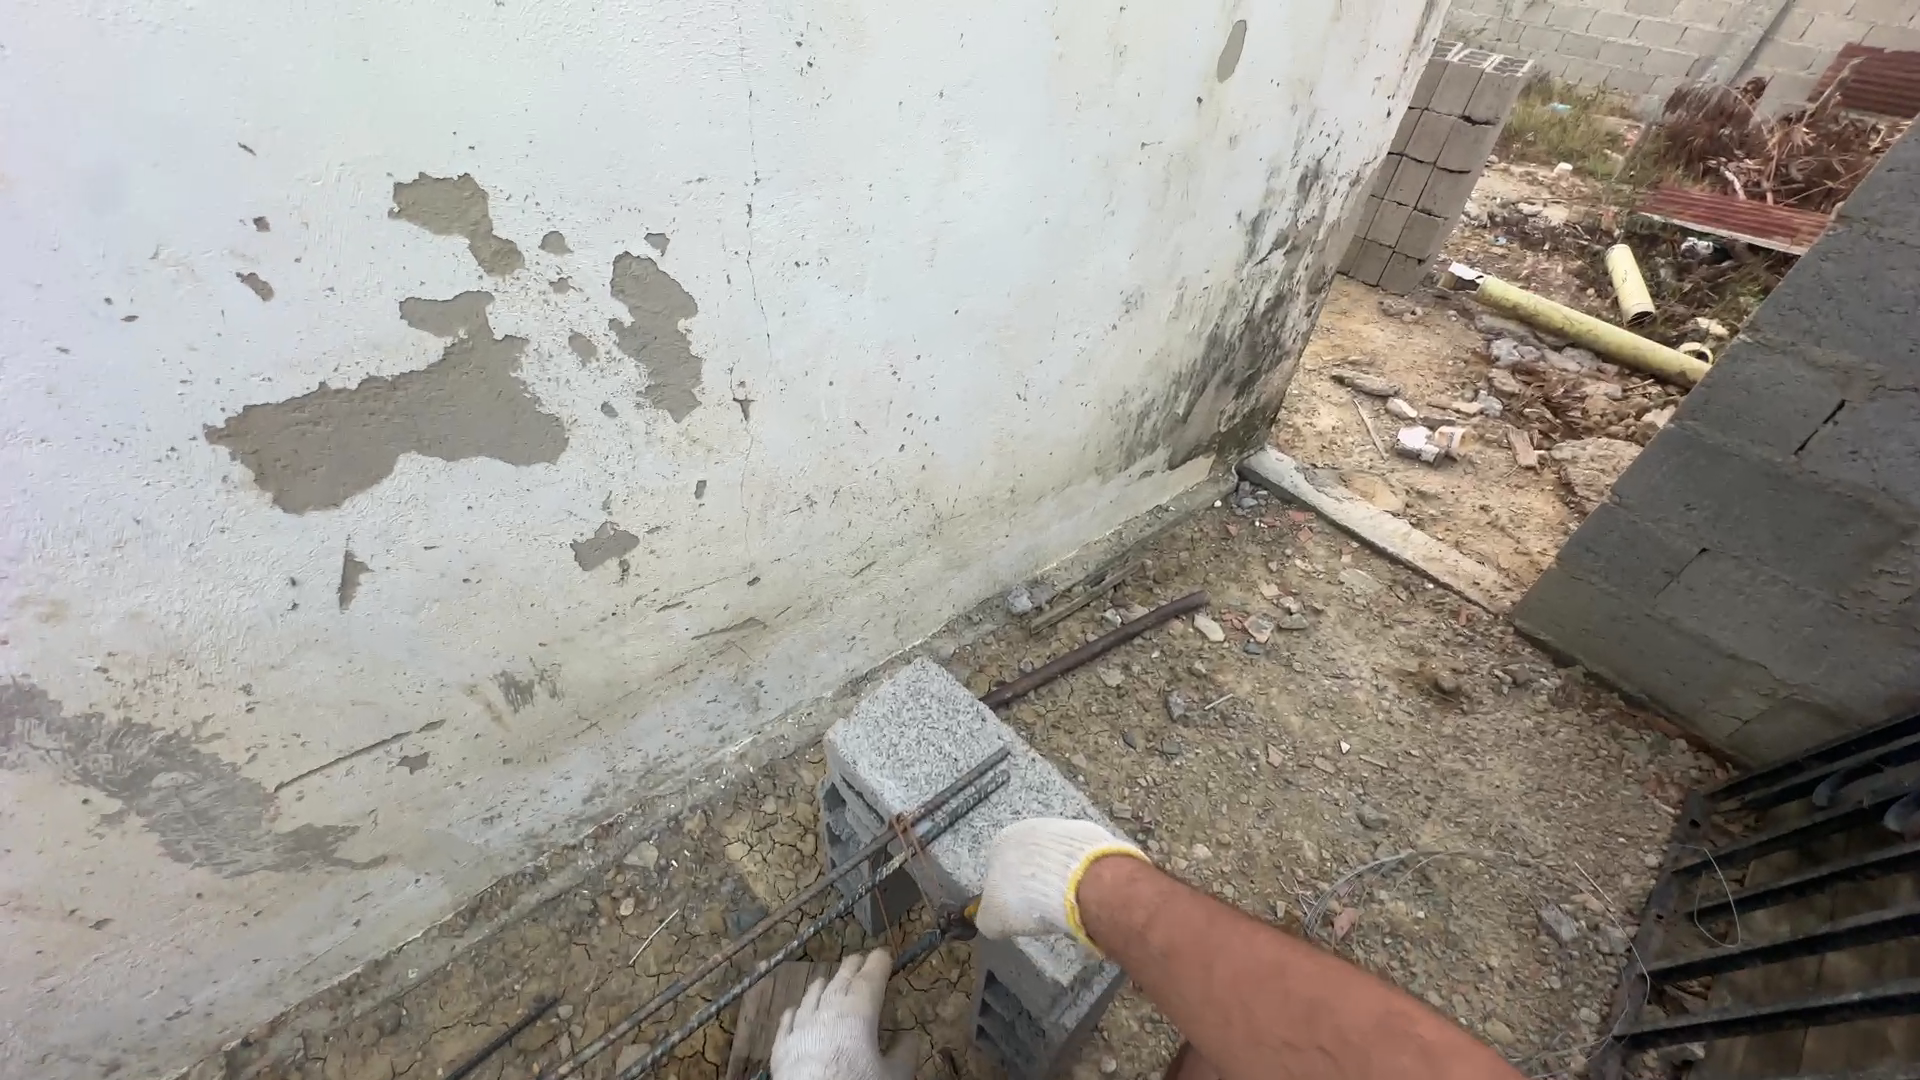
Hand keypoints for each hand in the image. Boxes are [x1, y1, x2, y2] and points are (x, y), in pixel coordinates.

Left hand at [770, 949, 918, 1079]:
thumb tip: (910, 1037)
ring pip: (813, 994)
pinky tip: (794, 1011)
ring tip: (828, 980)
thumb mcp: (894, 1077)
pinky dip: (795, 1012)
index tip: (885, 955)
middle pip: (841, 978)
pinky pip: (788, 1021)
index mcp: (859, 1011)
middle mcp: (828, 1009)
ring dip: (824, 985)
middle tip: (861, 960)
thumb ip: (904, 1053)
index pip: (871, 975)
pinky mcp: (781, 1048)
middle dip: (853, 967)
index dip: (879, 962)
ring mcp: (801, 1027)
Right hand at [971, 818, 1147, 944]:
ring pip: (1056, 858)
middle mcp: (1028, 828)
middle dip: (1036, 884)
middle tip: (1045, 911)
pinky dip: (1083, 874)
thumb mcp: (993, 919)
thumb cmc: (1025, 898)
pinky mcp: (1090, 833)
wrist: (1074, 880)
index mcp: (1001, 842)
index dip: (1009, 894)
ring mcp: (1061, 827)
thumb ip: (988, 917)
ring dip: (1061, 878)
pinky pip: (1081, 858)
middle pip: (1029, 860)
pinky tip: (1087, 894)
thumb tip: (990, 920)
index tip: (1020, 914)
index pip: (999, 868)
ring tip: (1069, 906)